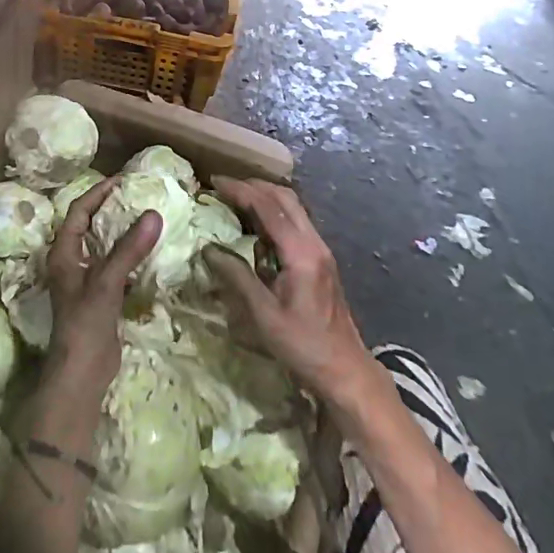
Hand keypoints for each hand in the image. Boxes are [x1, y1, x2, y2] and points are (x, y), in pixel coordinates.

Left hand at [42, 176, 160, 401]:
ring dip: (121, 234)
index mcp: (63, 254)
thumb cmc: (86, 323)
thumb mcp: (107, 282)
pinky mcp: (100, 297)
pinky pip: (115, 268)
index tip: (122, 180)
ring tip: (147, 219)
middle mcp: (71, 263)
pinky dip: (129, 258)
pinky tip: (149, 254)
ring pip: (103, 247)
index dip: (97, 194)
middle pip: (89, 227)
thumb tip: (153, 214)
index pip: (78, 212)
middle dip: (111, 210)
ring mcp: (85, 281)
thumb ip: (129, 249)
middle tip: (138, 196)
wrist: (82, 372)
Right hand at [203, 176, 377, 407]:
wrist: (344, 369)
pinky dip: (274, 214)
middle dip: (254, 186)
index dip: (240, 191)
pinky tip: (255, 226)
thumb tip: (209, 249)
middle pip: (286, 199)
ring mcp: (321, 251)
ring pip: (294, 209)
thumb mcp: (263, 314)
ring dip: (265, 197)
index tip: (215, 182)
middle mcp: (314, 244)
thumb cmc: (303, 345)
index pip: (269, 208)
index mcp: (301, 253)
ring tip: (235, 199)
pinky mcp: (320, 261)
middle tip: (223, 186)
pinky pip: (296, 224)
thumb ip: (237, 277)